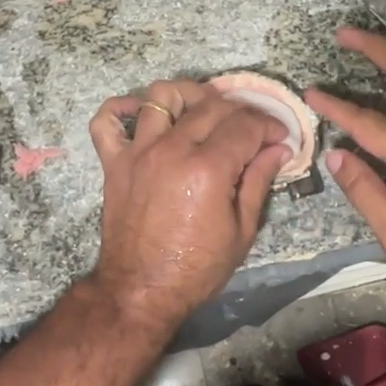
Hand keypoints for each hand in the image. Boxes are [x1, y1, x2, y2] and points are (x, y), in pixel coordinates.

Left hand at [86, 79, 290, 331]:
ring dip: (188, 95)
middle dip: (239, 109)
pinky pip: (107, 121)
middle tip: (251, 127)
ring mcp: (139, 152)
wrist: (141, 290)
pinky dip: (121, 109)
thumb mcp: (242, 231)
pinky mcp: (114, 161)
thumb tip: (278, 148)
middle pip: (210, 105)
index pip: (245, 126)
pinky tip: (142, 114)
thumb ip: (258, 181)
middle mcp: (172, 150)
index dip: (268, 125)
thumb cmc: (197, 268)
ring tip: (202, 109)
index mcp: (208, 170)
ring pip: (161, 96)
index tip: (279, 135)